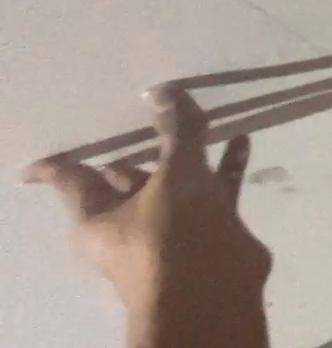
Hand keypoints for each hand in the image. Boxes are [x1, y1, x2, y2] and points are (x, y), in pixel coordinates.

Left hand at [23, 85, 271, 347]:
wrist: (210, 286)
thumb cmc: (173, 232)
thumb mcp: (175, 175)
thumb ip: (177, 132)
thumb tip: (163, 91)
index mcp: (97, 216)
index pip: (72, 180)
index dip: (60, 165)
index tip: (44, 157)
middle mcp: (128, 220)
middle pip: (127, 179)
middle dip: (138, 152)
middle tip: (152, 116)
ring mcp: (171, 224)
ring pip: (176, 180)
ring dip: (189, 154)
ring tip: (207, 120)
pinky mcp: (208, 225)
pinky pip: (216, 186)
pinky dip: (227, 164)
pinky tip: (242, 140)